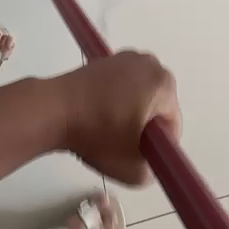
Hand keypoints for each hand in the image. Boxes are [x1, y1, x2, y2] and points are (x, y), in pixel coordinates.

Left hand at [54, 51, 180, 184]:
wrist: (56, 108)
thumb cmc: (98, 134)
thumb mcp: (133, 170)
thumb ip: (154, 171)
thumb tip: (151, 162)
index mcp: (164, 84)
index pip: (171, 125)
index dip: (158, 147)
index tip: (137, 156)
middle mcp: (151, 63)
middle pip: (158, 107)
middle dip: (145, 127)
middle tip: (122, 144)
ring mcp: (127, 57)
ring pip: (141, 96)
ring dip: (131, 113)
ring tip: (108, 129)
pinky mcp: (108, 59)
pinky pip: (123, 86)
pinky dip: (116, 100)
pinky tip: (100, 114)